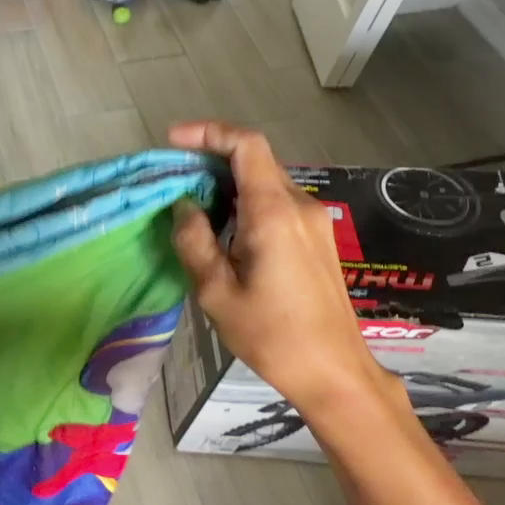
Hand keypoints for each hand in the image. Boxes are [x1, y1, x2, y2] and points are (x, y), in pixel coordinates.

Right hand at [168, 121, 391, 415]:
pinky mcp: (316, 239)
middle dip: (211, 160)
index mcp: (273, 213)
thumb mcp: (216, 292)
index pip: (247, 146)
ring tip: (190, 208)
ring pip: (265, 183)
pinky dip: (244, 203)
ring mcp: (313, 222)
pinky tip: (222, 230)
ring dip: (226, 184)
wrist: (333, 371)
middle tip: (172, 180)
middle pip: (255, 161)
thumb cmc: (271, 335)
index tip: (173, 142)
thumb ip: (194, 241)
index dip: (209, 133)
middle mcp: (299, 207)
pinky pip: (275, 204)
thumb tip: (184, 206)